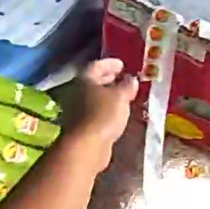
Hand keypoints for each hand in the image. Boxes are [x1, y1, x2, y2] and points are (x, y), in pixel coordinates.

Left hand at [53, 58, 135, 173]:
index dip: (109, 63)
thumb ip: (127, 86)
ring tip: (122, 94)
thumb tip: (131, 79)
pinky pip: (95, 110)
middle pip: (93, 81)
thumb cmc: (103, 115)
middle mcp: (77, 92)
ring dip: (107, 93)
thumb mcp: (120, 97)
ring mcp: (77, 109)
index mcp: (85, 80)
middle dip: (108, 78)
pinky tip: (117, 111)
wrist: (87, 145)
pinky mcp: (81, 124)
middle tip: (121, 77)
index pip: (96, 66)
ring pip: (94, 96)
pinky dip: (106, 107)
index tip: (122, 64)